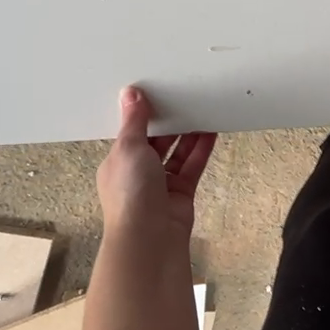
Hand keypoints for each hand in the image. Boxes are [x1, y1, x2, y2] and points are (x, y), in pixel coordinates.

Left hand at [97, 85, 216, 237]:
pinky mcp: (182, 191)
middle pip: (156, 142)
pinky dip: (202, 148)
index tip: (158, 95)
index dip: (143, 115)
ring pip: (177, 152)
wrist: (149, 236)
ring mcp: (161, 183)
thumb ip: (135, 121)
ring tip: (202, 110)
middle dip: (169, 123)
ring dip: (189, 134)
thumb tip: (130, 93)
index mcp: (117, 162)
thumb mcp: (129, 148)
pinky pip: (193, 165)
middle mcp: (138, 172)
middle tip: (185, 98)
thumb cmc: (131, 194)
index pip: (131, 134)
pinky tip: (212, 131)